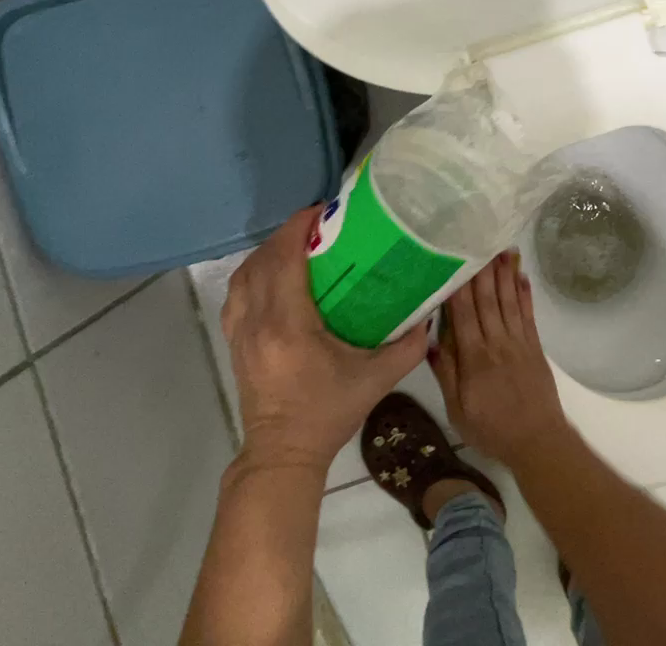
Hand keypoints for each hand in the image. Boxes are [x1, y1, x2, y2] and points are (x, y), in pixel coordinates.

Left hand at [221, 206, 428, 472]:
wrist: (284, 453)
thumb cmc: (329, 413)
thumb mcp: (377, 379)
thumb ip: (408, 345)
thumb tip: (429, 315)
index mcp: (289, 325)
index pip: (284, 260)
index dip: (299, 228)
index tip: (324, 211)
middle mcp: (258, 323)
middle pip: (261, 261)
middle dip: (287, 235)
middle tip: (319, 224)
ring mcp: (241, 334)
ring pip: (243, 276)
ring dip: (268, 253)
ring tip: (298, 244)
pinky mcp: (236, 343)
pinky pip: (236, 295)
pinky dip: (253, 275)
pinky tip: (276, 275)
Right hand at [431, 252, 571, 470]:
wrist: (537, 440)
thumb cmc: (491, 429)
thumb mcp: (458, 409)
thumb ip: (446, 374)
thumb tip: (432, 340)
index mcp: (474, 358)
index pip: (463, 314)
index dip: (458, 285)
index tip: (454, 260)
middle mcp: (497, 343)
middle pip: (487, 300)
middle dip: (482, 269)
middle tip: (479, 240)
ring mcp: (518, 342)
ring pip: (509, 301)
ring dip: (505, 273)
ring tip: (502, 247)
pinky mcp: (535, 347)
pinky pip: (528, 314)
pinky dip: (525, 294)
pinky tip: (522, 276)